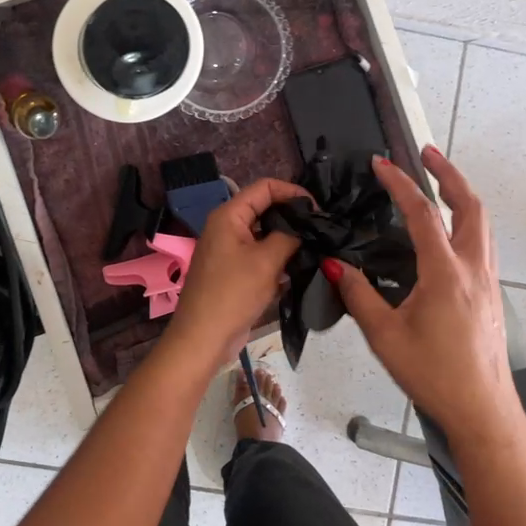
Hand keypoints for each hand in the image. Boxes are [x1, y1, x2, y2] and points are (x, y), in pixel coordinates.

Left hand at [164, 177, 309, 366]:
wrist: (203, 338)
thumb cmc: (232, 293)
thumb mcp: (266, 261)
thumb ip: (289, 236)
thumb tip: (306, 225)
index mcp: (229, 215)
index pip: (264, 187)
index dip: (292, 192)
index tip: (318, 208)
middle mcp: (228, 227)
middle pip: (266, 209)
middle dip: (293, 216)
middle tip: (322, 228)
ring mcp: (231, 250)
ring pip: (266, 235)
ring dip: (289, 240)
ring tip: (318, 246)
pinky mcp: (236, 272)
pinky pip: (262, 256)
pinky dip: (280, 259)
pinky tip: (302, 267)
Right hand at [331, 146, 517, 440]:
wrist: (483, 411)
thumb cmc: (433, 374)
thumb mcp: (384, 335)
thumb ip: (358, 294)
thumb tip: (333, 263)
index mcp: (447, 274)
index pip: (423, 214)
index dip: (401, 184)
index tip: (381, 163)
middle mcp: (474, 269)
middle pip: (471, 206)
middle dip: (450, 173)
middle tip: (427, 153)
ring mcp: (488, 281)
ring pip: (483, 223)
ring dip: (462, 195)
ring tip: (439, 181)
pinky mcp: (491, 295)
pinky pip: (483, 243)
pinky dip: (467, 220)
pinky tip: (447, 231)